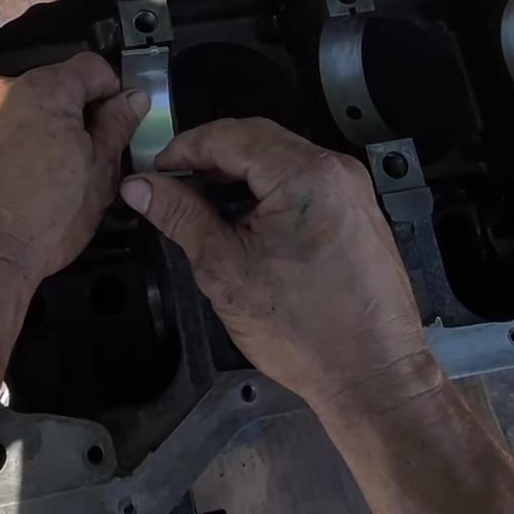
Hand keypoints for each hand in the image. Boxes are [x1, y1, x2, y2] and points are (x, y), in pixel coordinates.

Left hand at [0, 52, 148, 290]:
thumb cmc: (37, 224)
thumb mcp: (97, 177)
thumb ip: (115, 127)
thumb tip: (130, 99)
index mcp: (48, 91)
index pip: (90, 67)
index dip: (107, 91)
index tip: (108, 119)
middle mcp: (1, 89)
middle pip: (44, 89)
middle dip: (60, 116)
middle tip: (68, 162)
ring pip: (5, 110)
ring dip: (19, 130)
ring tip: (22, 180)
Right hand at [117, 118, 437, 412]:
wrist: (373, 378)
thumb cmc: (303, 330)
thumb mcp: (224, 268)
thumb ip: (179, 215)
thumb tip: (140, 186)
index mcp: (304, 173)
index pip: (230, 135)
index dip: (186, 147)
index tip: (158, 168)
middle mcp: (334, 169)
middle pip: (257, 138)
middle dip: (210, 155)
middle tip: (175, 180)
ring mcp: (350, 188)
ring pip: (279, 156)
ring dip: (237, 170)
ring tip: (203, 198)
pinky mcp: (356, 210)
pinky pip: (302, 178)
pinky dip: (266, 186)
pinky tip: (243, 214)